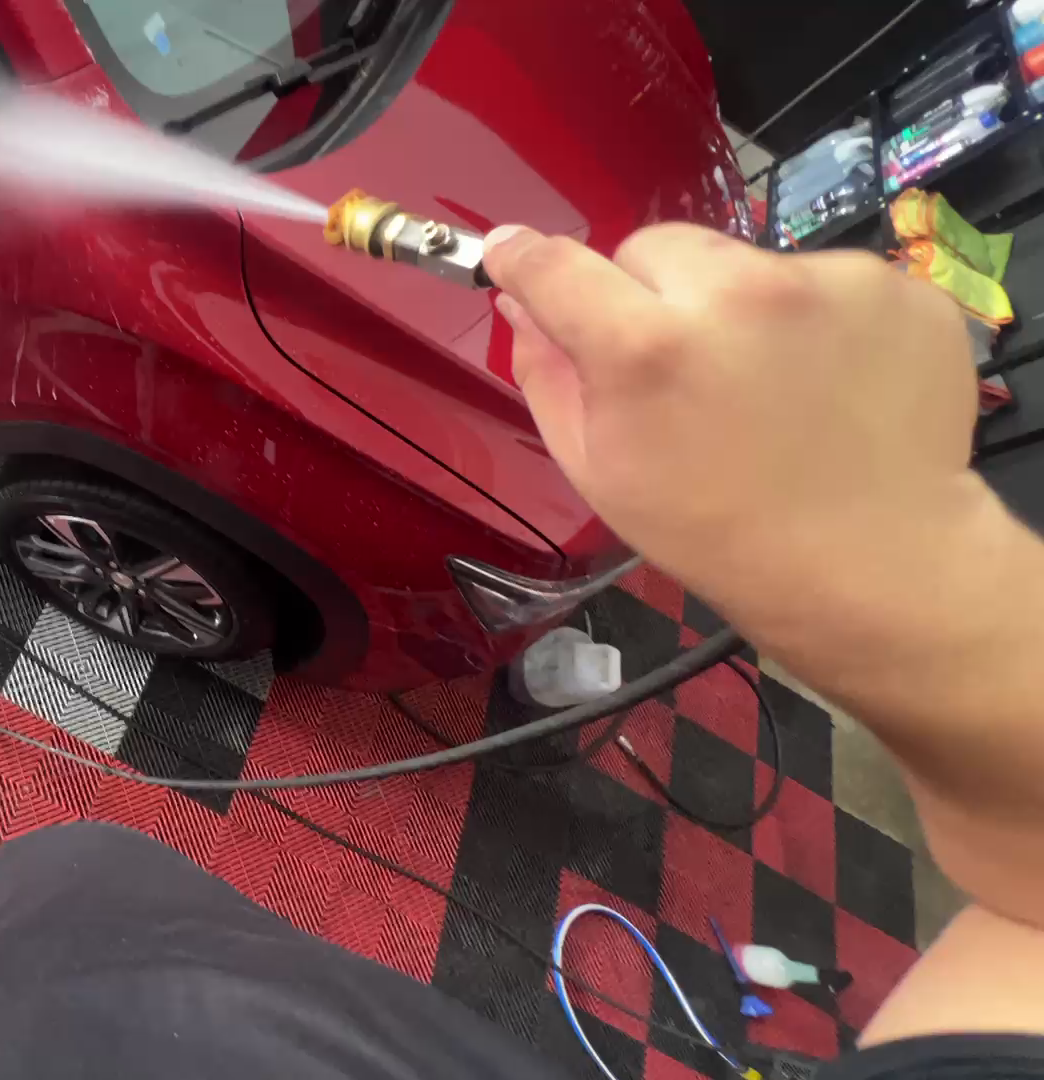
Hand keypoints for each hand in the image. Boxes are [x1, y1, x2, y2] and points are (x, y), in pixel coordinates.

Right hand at [480, 223, 983, 620]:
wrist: (859, 554)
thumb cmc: (696, 520)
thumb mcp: (586, 459)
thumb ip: (543, 371)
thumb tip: (519, 304)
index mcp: (645, 350)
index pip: (556, 269)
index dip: (520, 257)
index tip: (505, 250)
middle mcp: (736, 295)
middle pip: (647, 246)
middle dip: (634, 289)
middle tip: (655, 353)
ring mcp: (830, 283)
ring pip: (730, 258)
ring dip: (714, 300)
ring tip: (740, 373)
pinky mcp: (897, 286)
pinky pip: (807, 274)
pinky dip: (790, 312)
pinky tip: (801, 373)